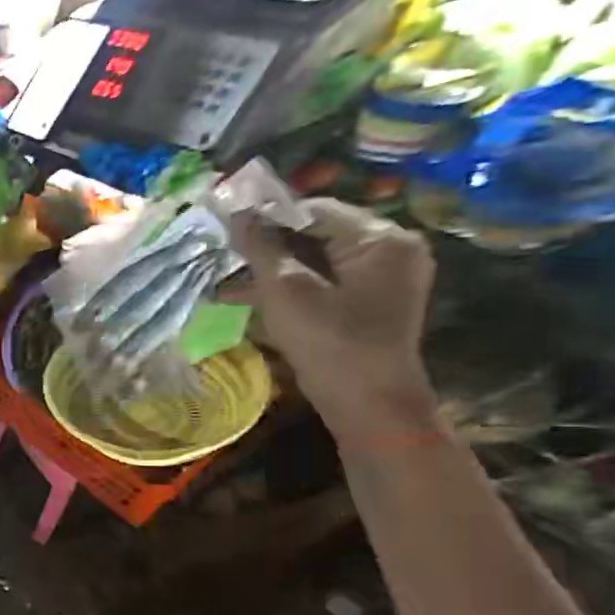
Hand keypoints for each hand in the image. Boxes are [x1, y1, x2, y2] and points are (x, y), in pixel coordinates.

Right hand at [226, 198, 437, 437]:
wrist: (368, 404)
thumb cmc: (329, 342)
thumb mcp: (285, 291)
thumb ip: (261, 247)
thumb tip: (236, 213)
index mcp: (381, 238)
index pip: (315, 210)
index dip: (267, 216)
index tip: (225, 228)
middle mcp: (391, 249)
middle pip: (317, 233)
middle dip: (267, 245)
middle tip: (223, 254)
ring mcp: (383, 278)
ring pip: (316, 259)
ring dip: (272, 268)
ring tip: (226, 279)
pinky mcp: (369, 302)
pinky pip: (324, 281)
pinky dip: (289, 286)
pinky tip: (248, 296)